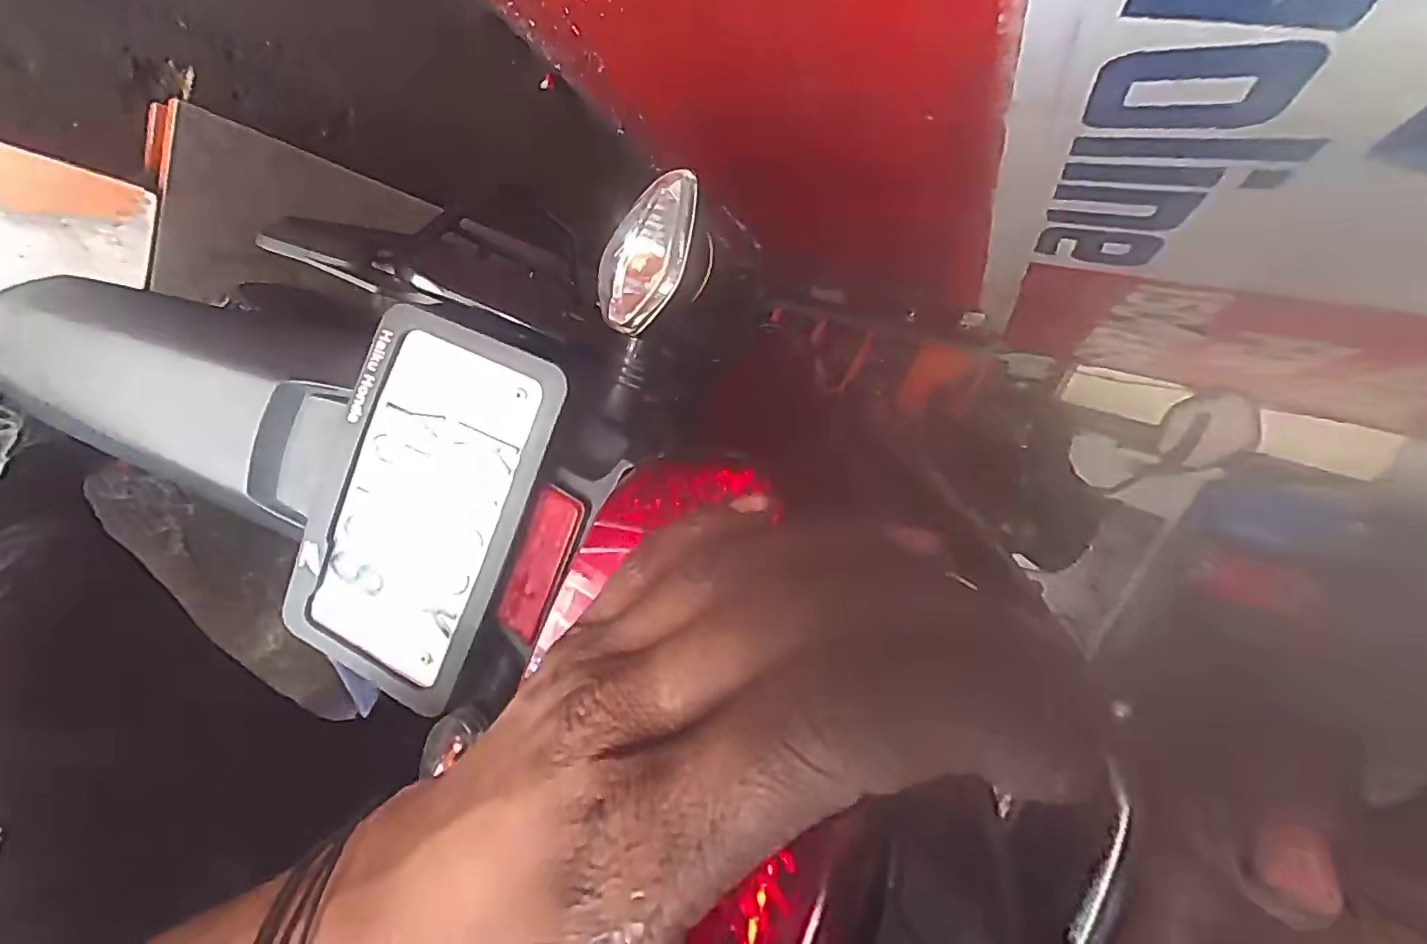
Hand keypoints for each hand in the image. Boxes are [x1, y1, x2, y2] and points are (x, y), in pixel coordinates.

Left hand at [158, 504, 1101, 942]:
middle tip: (1013, 633)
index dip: (954, 707)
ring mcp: (593, 661)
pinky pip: (662, 559)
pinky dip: (736, 530)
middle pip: (792, 621)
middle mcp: (625, 714)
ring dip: (841, 553)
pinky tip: (786, 523)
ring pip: (733, 570)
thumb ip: (770, 916)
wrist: (386, 925)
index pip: (829, 721)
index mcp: (652, 827)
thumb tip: (893, 881)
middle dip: (922, 614)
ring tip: (931, 561)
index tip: (1040, 728)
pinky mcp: (574, 642)